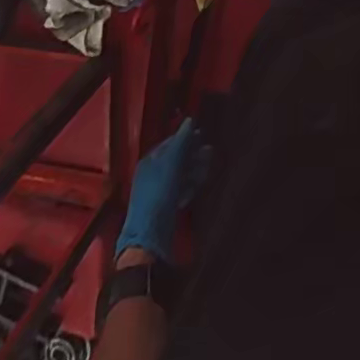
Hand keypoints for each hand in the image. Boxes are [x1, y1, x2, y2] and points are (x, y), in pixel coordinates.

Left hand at [115, 119, 201, 262]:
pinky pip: (180, 190)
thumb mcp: (170, 165)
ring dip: (194, 170)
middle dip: (193, 154)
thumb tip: (190, 121)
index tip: (202, 134)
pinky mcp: (166, 207)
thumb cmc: (158, 196)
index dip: (185, 138)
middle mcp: (152, 174)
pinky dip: (190, 186)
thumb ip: (180, 143)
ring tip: (208, 168)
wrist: (149, 238)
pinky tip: (198, 187)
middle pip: (176, 159)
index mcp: (149, 161)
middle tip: (211, 151)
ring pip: (180, 175)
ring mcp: (159, 192)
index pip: (169, 143)